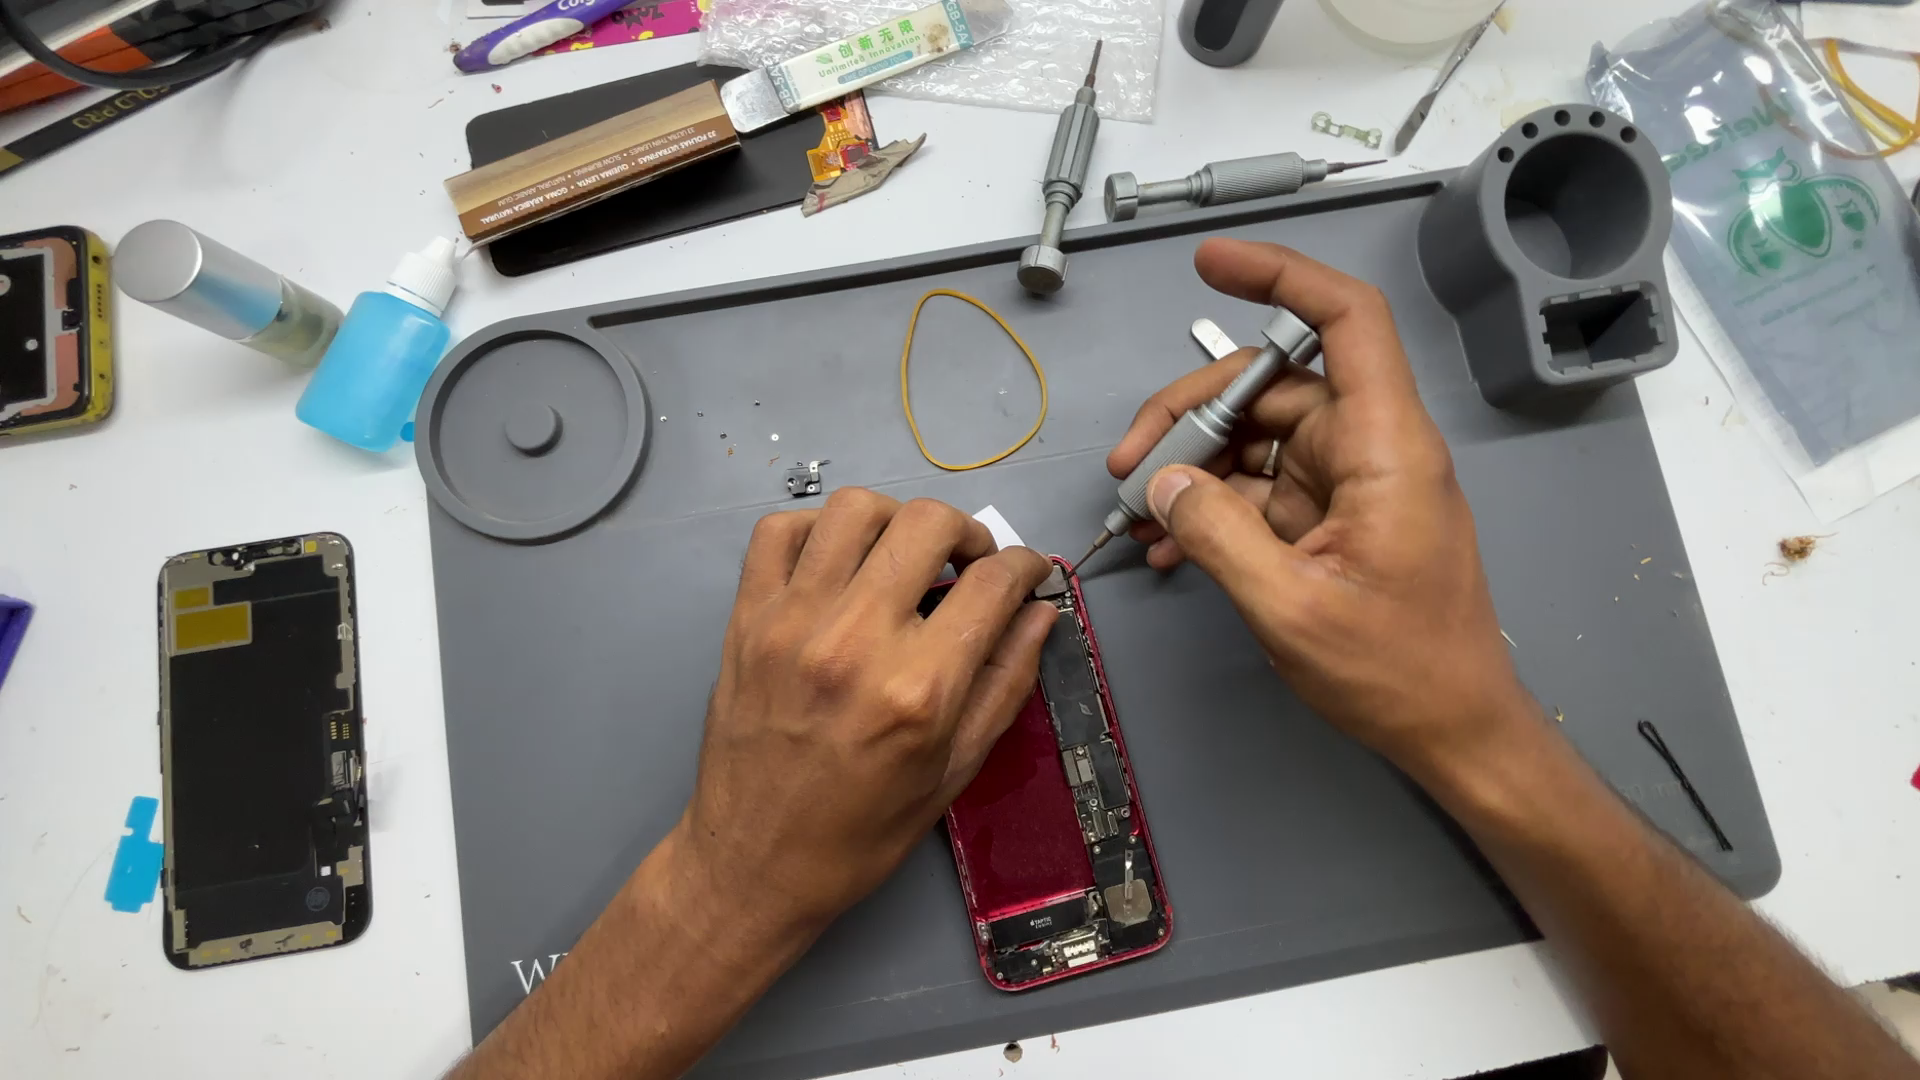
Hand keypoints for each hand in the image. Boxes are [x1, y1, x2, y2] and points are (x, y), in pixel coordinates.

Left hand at [673, 489, 1057, 931]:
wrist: (753, 863)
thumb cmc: (864, 830)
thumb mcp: (956, 770)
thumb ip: (1007, 682)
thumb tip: (1040, 612)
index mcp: (920, 688)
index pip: (993, 583)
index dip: (1027, 566)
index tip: (1029, 571)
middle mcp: (856, 639)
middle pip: (927, 524)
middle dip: (968, 530)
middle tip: (970, 562)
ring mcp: (792, 621)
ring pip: (854, 509)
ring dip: (896, 518)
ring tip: (905, 555)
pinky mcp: (746, 618)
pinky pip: (777, 530)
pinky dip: (817, 528)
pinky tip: (839, 561)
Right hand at [1108, 238, 1530, 776]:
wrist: (1450, 730)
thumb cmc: (1394, 670)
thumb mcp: (1291, 608)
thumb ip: (1219, 536)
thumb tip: (1165, 482)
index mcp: (1381, 447)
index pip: (1345, 322)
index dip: (1280, 278)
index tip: (1210, 264)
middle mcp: (1362, 448)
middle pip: (1267, 388)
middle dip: (1188, 416)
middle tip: (1125, 465)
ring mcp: (1339, 484)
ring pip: (1249, 440)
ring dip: (1187, 470)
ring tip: (1136, 512)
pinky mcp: (1320, 519)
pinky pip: (1251, 491)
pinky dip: (1207, 508)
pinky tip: (1165, 544)